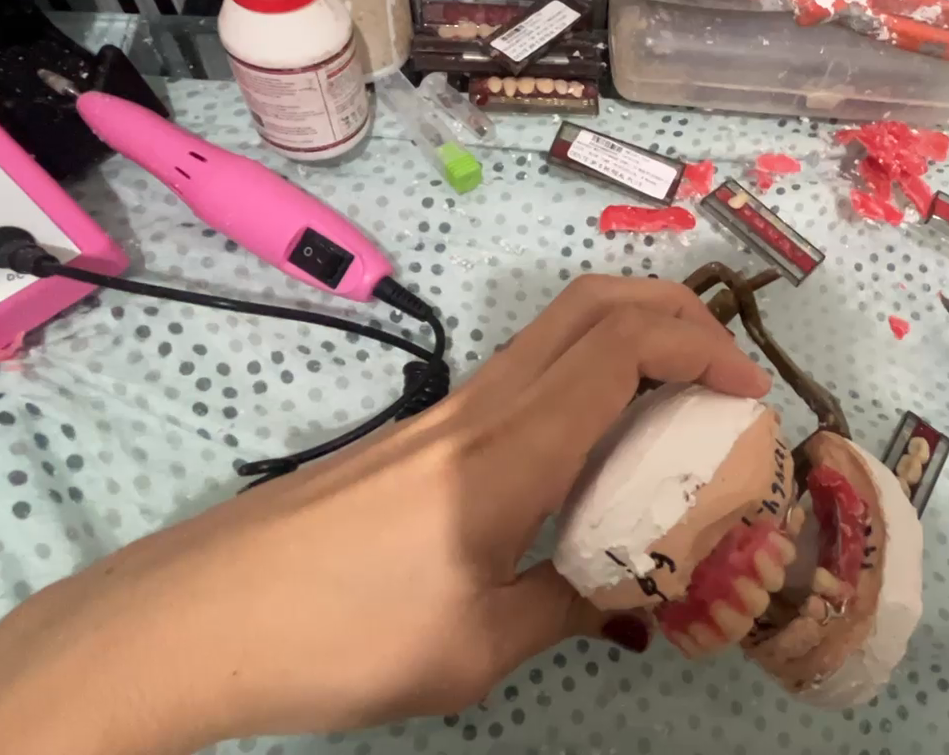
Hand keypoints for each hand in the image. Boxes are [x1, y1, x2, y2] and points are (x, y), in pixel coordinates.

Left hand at [0, 275, 770, 754]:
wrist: (201, 614)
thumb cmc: (341, 634)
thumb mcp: (475, 648)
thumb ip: (569, 606)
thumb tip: (635, 588)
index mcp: (515, 447)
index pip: (623, 346)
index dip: (700, 348)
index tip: (747, 394)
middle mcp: (494, 399)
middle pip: (598, 300)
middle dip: (679, 311)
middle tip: (726, 370)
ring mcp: (464, 399)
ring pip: (568, 318)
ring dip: (640, 326)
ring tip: (684, 388)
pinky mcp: (442, 416)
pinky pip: (541, 357)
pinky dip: (600, 358)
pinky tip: (609, 424)